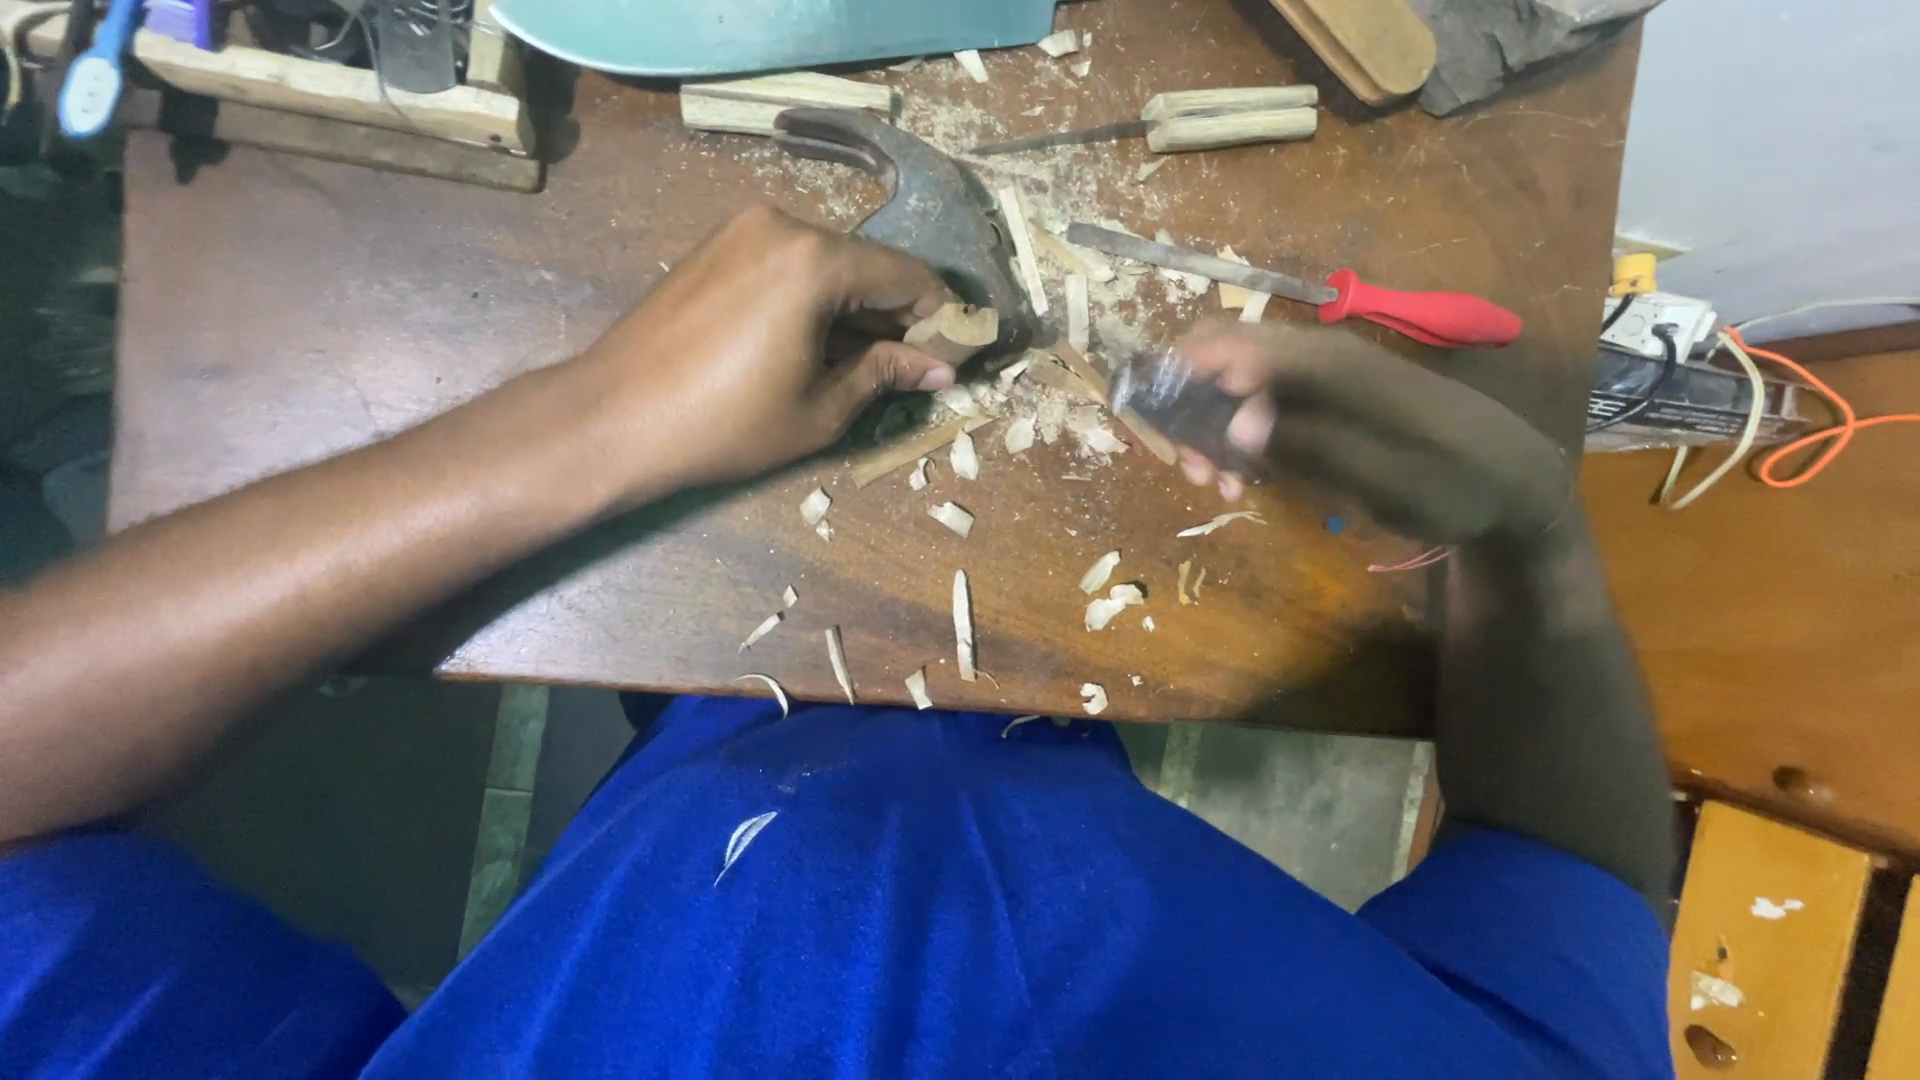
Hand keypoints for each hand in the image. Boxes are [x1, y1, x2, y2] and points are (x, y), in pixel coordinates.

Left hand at [579, 205, 955, 495]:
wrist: (615, 418)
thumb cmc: (726, 424)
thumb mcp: (821, 409)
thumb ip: (885, 374)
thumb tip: (939, 368)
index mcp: (815, 261)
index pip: (907, 275)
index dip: (939, 317)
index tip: (952, 355)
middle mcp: (782, 225)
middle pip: (867, 266)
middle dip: (897, 317)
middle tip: (914, 367)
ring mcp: (743, 230)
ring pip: (829, 266)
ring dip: (856, 311)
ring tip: (864, 366)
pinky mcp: (718, 247)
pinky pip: (789, 266)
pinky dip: (815, 301)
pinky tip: (815, 346)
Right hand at [1172, 322, 1569, 545]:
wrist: (1510, 486)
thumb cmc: (1454, 483)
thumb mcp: (1388, 476)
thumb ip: (1310, 444)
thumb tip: (1235, 423)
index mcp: (1335, 364)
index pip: (1238, 343)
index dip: (1185, 374)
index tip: (1161, 426)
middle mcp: (1321, 358)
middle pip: (1227, 355)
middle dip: (1191, 406)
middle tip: (1190, 466)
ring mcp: (1321, 379)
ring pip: (1236, 382)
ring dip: (1210, 429)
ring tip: (1212, 481)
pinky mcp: (1323, 403)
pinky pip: (1260, 406)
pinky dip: (1237, 439)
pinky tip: (1240, 479)